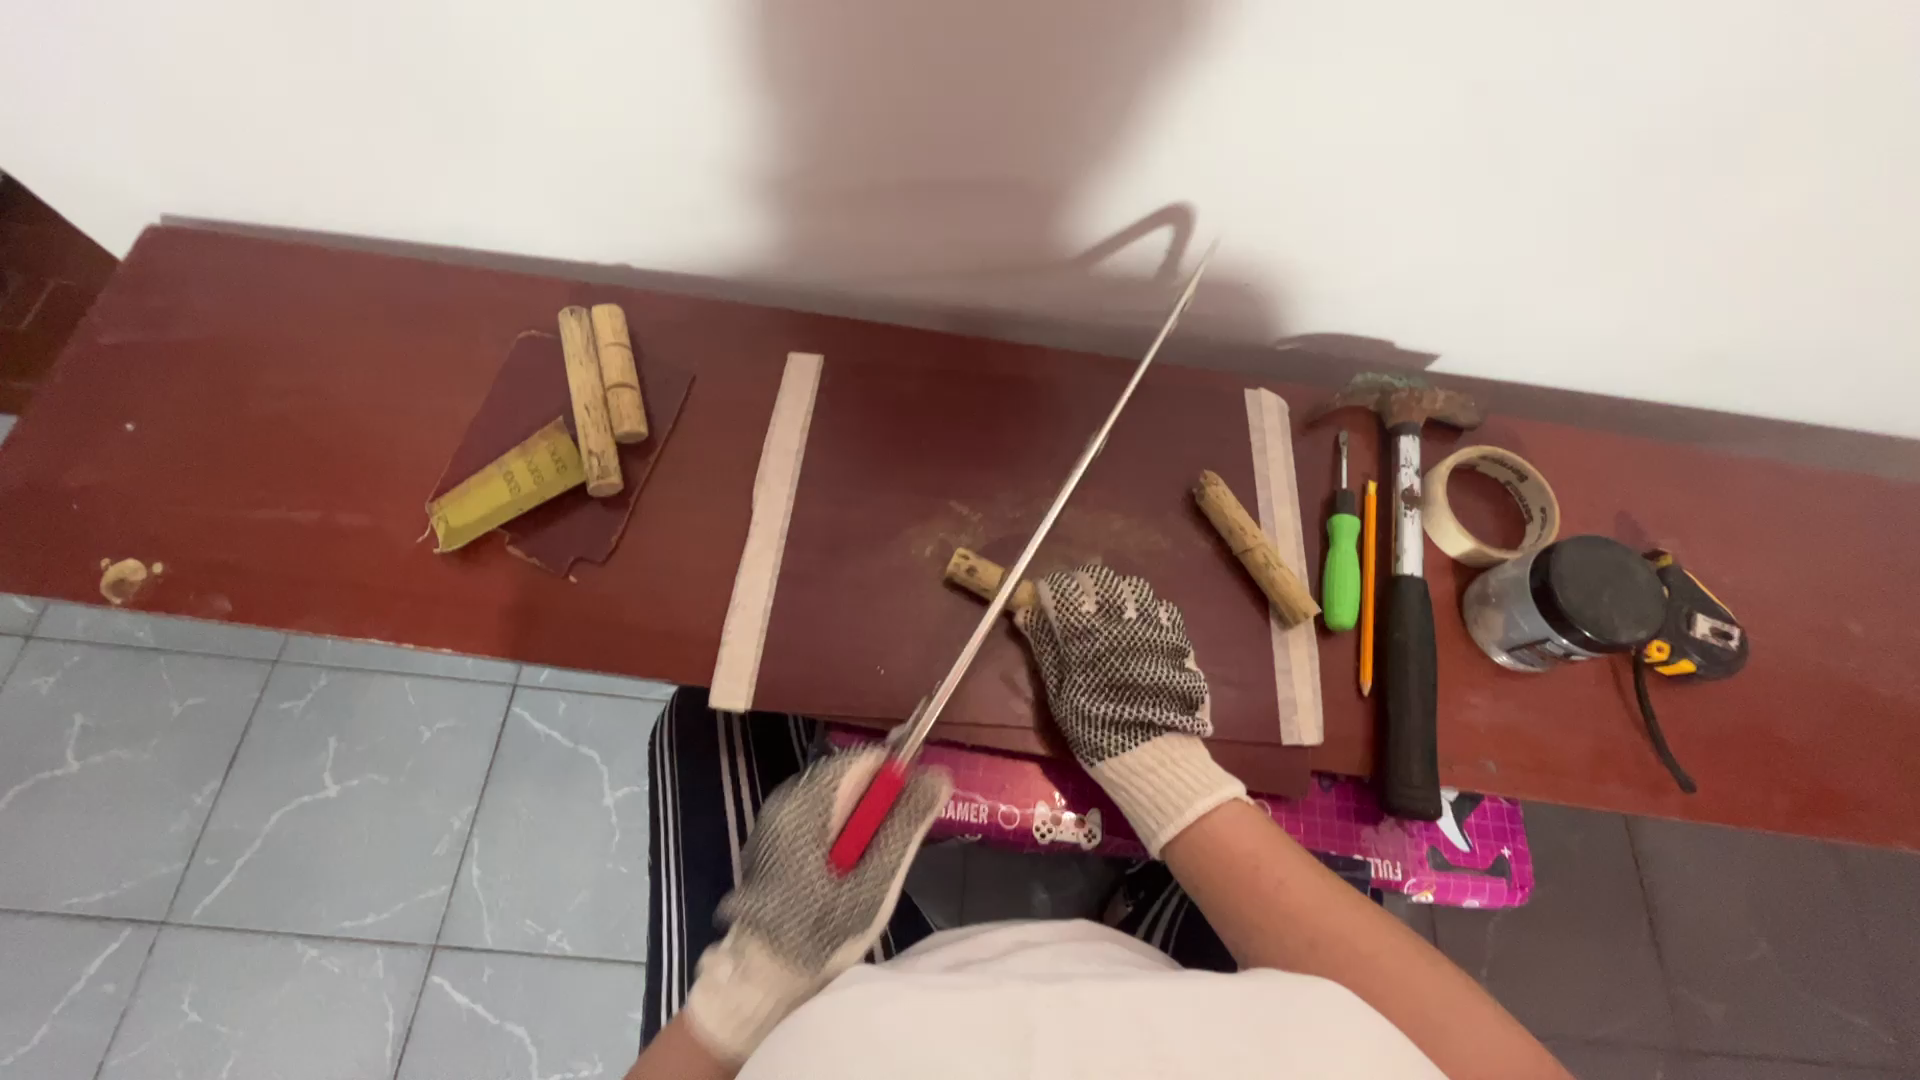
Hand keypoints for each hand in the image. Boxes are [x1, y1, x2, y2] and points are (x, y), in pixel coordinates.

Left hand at [683, 748, 950, 1062]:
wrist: (763, 979)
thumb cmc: (821, 930)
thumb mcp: (875, 881)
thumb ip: (906, 824)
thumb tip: (939, 775)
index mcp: (808, 801)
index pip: (866, 759)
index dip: (897, 780)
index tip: (909, 814)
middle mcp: (785, 798)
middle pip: (850, 777)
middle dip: (877, 806)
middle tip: (884, 853)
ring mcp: (774, 817)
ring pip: (835, 798)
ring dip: (858, 823)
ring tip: (862, 870)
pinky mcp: (770, 837)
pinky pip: (816, 816)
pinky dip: (836, 834)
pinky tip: (838, 874)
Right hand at [1015, 563, 1246, 854]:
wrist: (1151, 754)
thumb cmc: (1094, 726)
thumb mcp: (1058, 692)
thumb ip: (1044, 648)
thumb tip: (1025, 614)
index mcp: (1083, 633)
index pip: (1064, 589)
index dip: (1055, 587)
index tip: (1049, 595)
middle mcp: (1117, 620)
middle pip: (1101, 579)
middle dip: (1088, 583)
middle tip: (1083, 598)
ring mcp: (1151, 626)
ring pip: (1135, 588)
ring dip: (1121, 593)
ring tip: (1117, 611)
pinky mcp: (1177, 639)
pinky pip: (1164, 608)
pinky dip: (1150, 611)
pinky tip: (1145, 627)